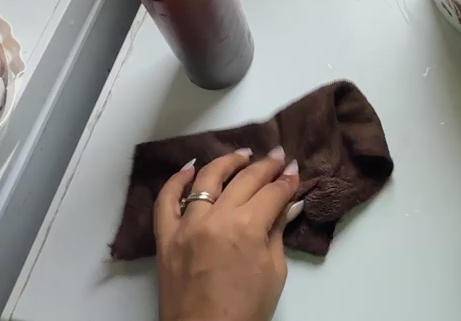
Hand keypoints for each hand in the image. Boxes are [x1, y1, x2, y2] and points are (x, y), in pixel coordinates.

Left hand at [154, 147, 302, 320]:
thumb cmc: (246, 312)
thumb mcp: (274, 272)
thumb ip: (278, 231)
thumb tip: (288, 203)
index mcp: (248, 227)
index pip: (273, 192)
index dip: (288, 180)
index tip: (295, 171)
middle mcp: (217, 218)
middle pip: (246, 179)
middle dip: (267, 165)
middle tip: (278, 157)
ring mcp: (188, 226)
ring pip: (209, 178)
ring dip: (228, 162)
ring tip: (243, 156)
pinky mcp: (166, 239)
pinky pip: (166, 202)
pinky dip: (177, 181)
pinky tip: (191, 168)